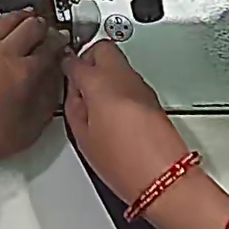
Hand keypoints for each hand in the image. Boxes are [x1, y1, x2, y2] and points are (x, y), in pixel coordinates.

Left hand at [0, 9, 65, 161]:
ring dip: (23, 18)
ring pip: (9, 20)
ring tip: (29, 20)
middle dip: (45, 26)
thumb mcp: (29, 128)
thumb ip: (46, 101)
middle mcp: (6, 53)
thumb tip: (52, 85)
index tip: (62, 45)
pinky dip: (2, 26)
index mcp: (25, 71)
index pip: (50, 47)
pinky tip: (4, 32)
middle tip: (49, 29)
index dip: (60, 44)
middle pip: (32, 25)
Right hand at [63, 41, 193, 203]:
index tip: (63, 69)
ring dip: (104, 71)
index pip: (76, 60)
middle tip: (79, 76)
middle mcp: (123, 77)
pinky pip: (129, 79)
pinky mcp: (152, 97)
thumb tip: (73, 94)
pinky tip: (110, 108)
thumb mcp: (82, 137)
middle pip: (102, 48)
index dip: (66, 64)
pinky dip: (117, 85)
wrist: (165, 180)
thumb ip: (73, 105)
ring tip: (94, 97)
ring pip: (118, 62)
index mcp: (99, 83)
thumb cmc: (126, 163)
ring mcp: (140, 86)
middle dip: (88, 57)